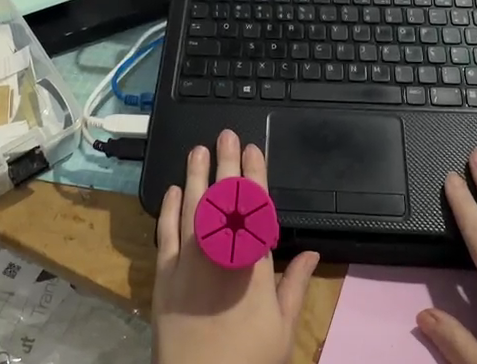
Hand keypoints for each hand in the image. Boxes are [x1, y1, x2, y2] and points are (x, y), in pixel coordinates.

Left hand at [152, 130, 321, 363]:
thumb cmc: (249, 360)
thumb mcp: (283, 328)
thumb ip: (296, 286)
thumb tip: (313, 254)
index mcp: (253, 264)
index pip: (255, 207)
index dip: (254, 175)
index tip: (254, 149)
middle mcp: (220, 253)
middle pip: (223, 198)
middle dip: (226, 163)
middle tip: (226, 135)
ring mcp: (188, 262)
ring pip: (192, 207)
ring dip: (196, 175)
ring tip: (199, 150)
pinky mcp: (163, 276)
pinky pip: (166, 233)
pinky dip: (170, 209)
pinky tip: (174, 190)